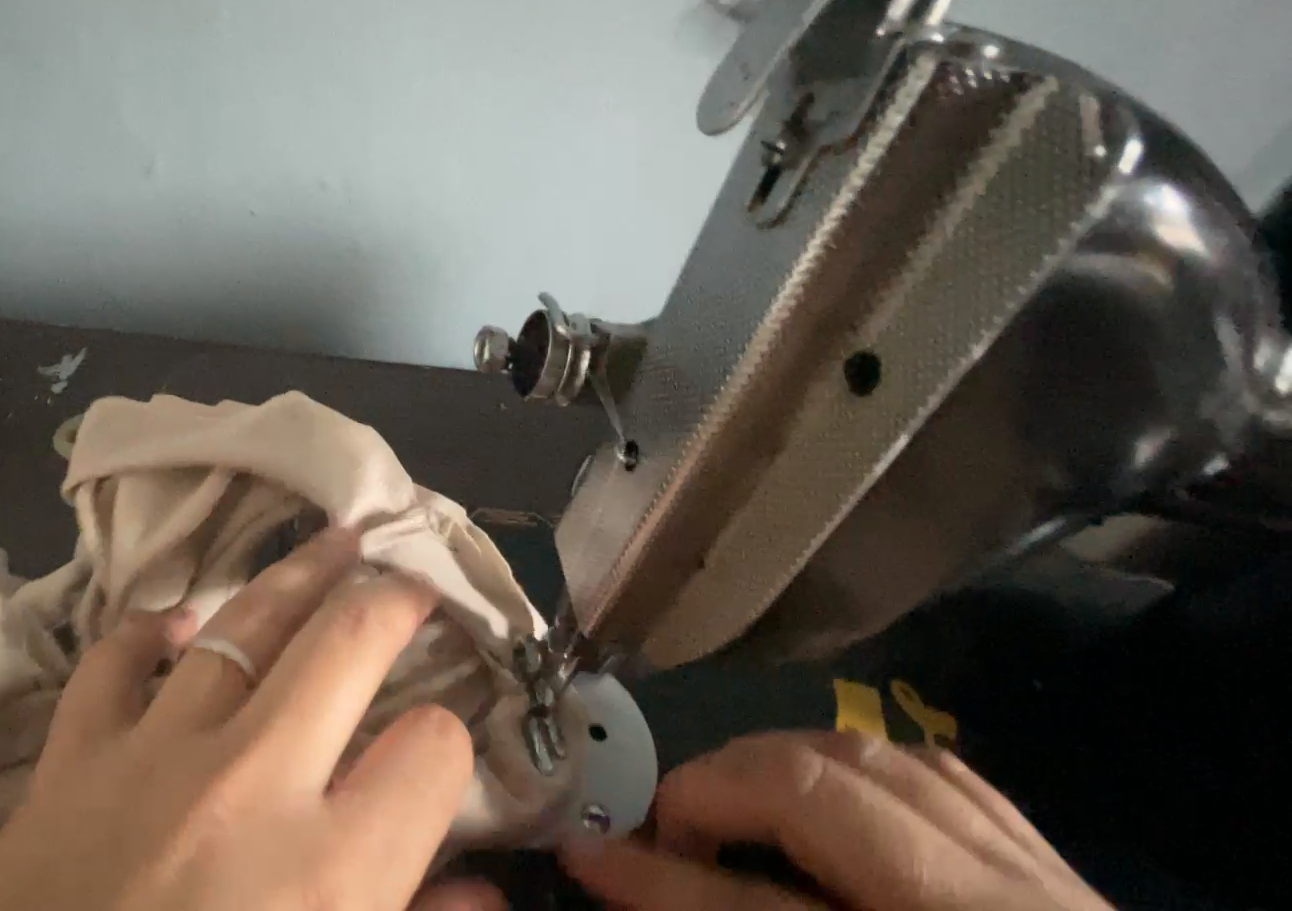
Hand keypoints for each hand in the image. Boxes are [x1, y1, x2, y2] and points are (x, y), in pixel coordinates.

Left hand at [0, 529, 487, 910]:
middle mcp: (252, 787)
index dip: (448, 742)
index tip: (434, 753)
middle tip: (411, 582)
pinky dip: (150, 632)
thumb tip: (483, 886)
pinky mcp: (72, 758)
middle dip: (395, 601)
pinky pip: (117, 660)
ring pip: (246, 623)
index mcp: (329, 874)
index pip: (432, 748)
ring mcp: (155, 756)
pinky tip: (181, 620)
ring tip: (335, 543)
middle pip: (348, 642)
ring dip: (301, 575)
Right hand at [559, 729, 1110, 910]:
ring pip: (872, 759)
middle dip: (710, 790)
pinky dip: (864, 765)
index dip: (656, 881)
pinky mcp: (1070, 876)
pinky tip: (829, 784)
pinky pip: (942, 773)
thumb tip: (669, 901)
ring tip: (730, 795)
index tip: (586, 855)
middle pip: (812, 794)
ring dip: (776, 761)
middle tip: (665, 826)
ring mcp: (1041, 887)